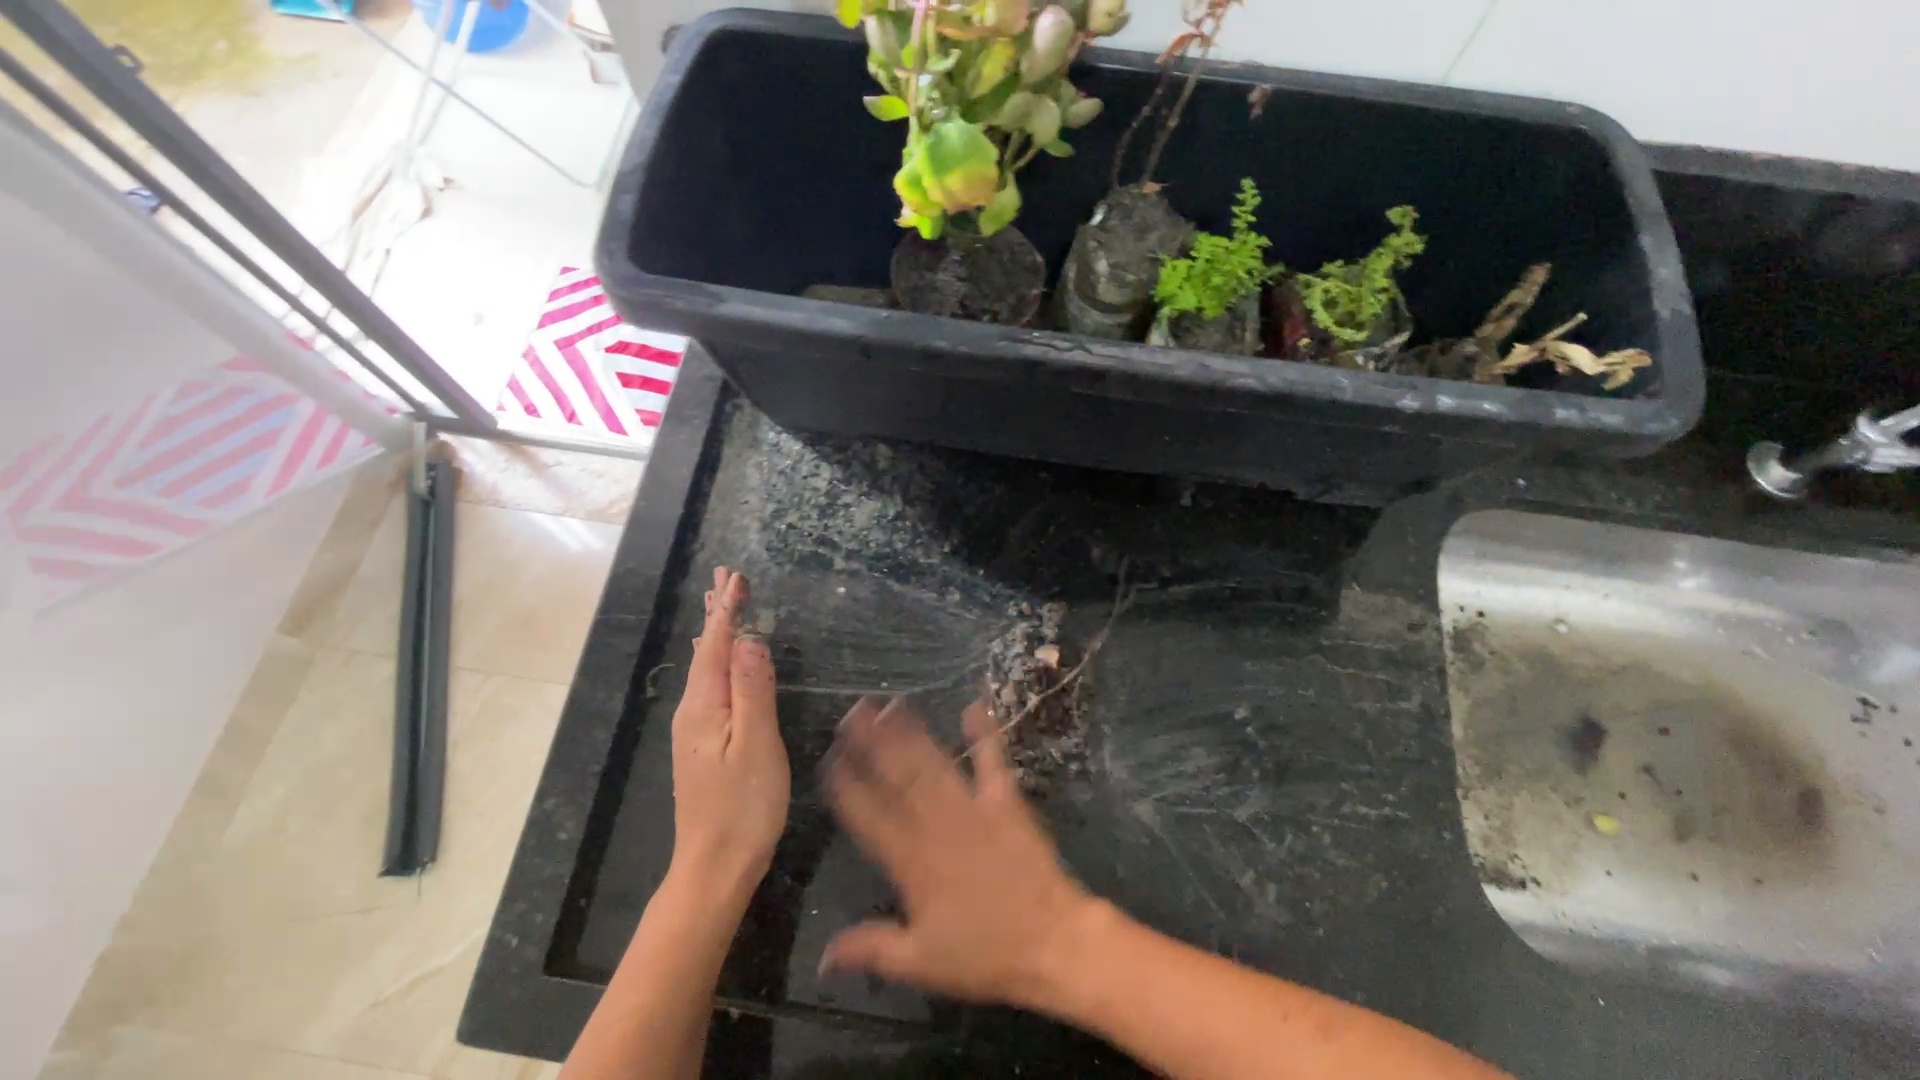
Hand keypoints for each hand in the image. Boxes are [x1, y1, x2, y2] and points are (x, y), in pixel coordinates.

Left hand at [668, 567, 789, 902]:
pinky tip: (719, 665)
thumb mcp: (756, 745)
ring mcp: (694, 732)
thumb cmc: (744, 806)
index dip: (727, 611)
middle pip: (704, 653)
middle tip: (723, 579)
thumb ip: (753, 690)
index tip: (735, 576)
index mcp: (704, 707)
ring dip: (714, 635)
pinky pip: (710, 688)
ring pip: (705, 670)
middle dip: (715, 615)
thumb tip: (748, 638)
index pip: (715, 646)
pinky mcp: (703, 748)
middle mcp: (692, 713)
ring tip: (719, 608)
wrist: (716, 865)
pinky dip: (717, 663)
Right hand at [819, 697, 1096, 1007]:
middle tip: (851, 715)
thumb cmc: (985, 953)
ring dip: (910, 732)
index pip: (868, 816)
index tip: (828, 760)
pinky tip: (974, 706)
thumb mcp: (921, 961)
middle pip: (897, 777)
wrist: (1053, 942)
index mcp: (910, 861)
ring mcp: (973, 808)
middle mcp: (937, 825)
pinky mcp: (1007, 802)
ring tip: (889, 704)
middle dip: (871, 744)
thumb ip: (870, 950)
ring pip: (934, 763)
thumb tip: (821, 958)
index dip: (846, 787)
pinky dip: (984, 733)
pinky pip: (993, 761)